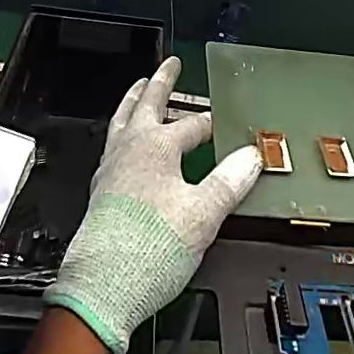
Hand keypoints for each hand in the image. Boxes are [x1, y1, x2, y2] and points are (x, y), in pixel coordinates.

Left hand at [43, 56, 260, 353]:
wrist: (103, 289)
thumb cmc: (151, 248)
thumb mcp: (204, 214)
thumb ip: (230, 181)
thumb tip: (251, 156)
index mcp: (156, 147)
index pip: (193, 126)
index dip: (215, 125)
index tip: (230, 125)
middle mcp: (130, 150)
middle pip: (146, 104)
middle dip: (161, 82)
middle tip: (169, 65)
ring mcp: (111, 169)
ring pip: (123, 120)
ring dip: (133, 101)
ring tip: (139, 88)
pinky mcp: (101, 191)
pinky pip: (114, 145)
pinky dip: (123, 131)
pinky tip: (127, 144)